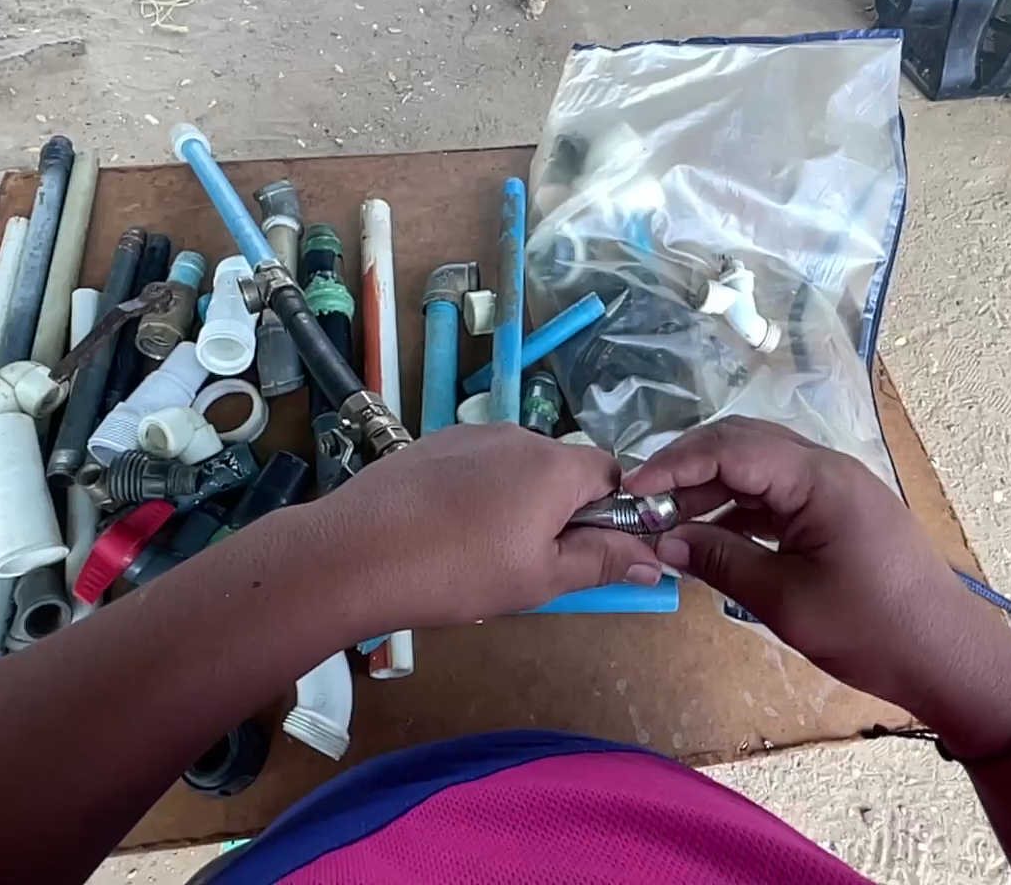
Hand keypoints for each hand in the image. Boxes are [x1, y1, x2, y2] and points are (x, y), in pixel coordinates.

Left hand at [287, 423, 665, 632]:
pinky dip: (479, 491)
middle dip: (560, 510)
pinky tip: (447, 525)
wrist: (357, 551)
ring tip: (479, 547)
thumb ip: (602, 561)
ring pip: (518, 467)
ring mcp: (472, 434)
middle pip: (563, 468)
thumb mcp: (540, 577)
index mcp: (555, 464)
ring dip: (518, 500)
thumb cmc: (460, 569)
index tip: (585, 549)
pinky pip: (478, 463)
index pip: (612, 472)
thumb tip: (652, 556)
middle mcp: (519, 434)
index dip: (609, 511)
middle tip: (529, 559)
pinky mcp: (435, 442)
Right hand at [624, 418, 1010, 751]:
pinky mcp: (832, 508)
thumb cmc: (873, 630)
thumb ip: (721, 560)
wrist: (953, 661)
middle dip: (687, 466)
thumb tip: (665, 541)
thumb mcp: (786, 600)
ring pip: (754, 465)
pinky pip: (773, 491)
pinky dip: (735, 506)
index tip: (632, 487)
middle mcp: (824, 467)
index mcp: (817, 478)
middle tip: (644, 496)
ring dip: (709, 486)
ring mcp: (831, 485)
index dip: (675, 463)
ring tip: (668, 516)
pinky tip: (709, 531)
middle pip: (740, 443)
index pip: (730, 448)